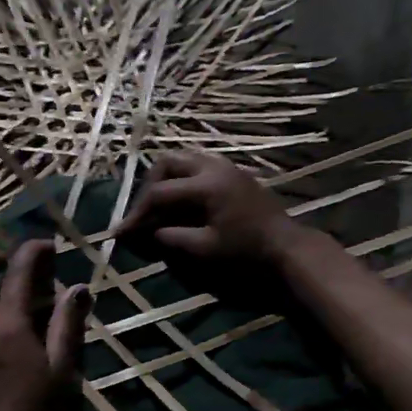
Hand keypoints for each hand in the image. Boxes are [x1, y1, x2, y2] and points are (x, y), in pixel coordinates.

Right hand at [115, 152, 312, 263]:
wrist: (289, 249)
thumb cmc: (248, 251)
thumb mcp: (206, 249)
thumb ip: (173, 238)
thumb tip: (150, 232)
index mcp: (206, 184)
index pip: (160, 193)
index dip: (137, 213)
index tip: (121, 232)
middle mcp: (214, 167)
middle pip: (169, 162)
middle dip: (150, 185)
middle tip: (143, 211)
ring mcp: (227, 168)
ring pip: (186, 159)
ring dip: (168, 179)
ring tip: (160, 205)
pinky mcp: (236, 175)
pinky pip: (201, 166)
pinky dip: (185, 179)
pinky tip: (183, 201)